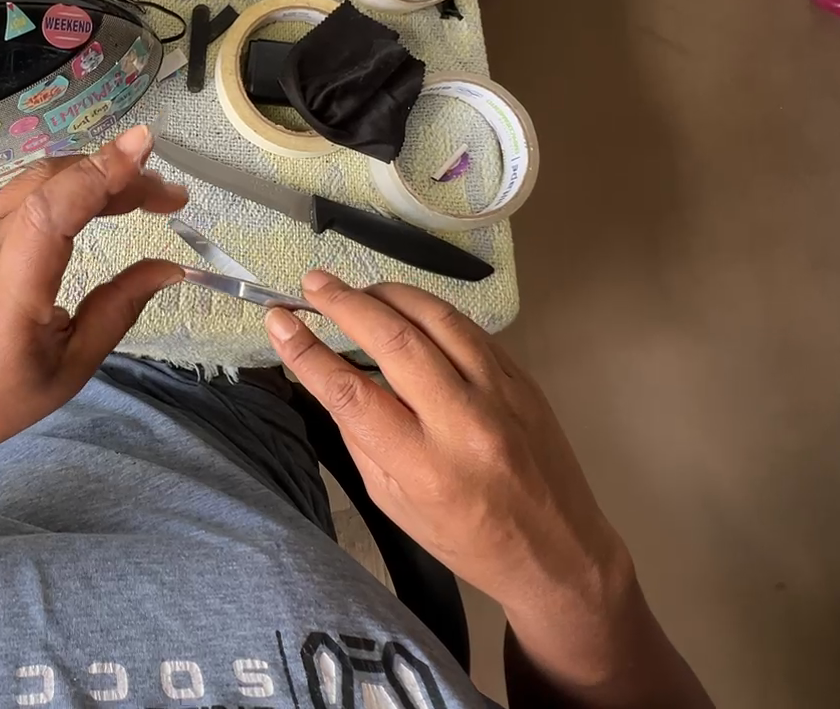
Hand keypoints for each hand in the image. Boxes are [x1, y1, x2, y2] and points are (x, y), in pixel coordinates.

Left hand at [0, 124, 187, 473]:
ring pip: (35, 180)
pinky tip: (94, 201)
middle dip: (114, 173)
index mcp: (11, 289)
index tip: (145, 147)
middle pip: (50, 182)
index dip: (99, 171)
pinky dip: (65, 185)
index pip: (52, 210)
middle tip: (169, 196)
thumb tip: (169, 268)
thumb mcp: (70, 367)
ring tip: (140, 195)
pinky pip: (22, 194)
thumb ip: (119, 310)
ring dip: (90, 174)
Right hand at [266, 272, 628, 622]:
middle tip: (313, 284)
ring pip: (435, 318)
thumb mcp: (391, 498)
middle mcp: (464, 423)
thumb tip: (328, 373)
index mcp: (423, 465)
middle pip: (393, 340)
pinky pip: (466, 327)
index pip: (350, 391)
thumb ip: (359, 432)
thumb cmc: (463, 536)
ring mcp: (500, 394)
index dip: (305, 350)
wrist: (560, 554)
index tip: (278, 320)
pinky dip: (425, 308)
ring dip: (385, 294)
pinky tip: (402, 307)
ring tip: (355, 290)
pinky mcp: (521, 378)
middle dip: (344, 303)